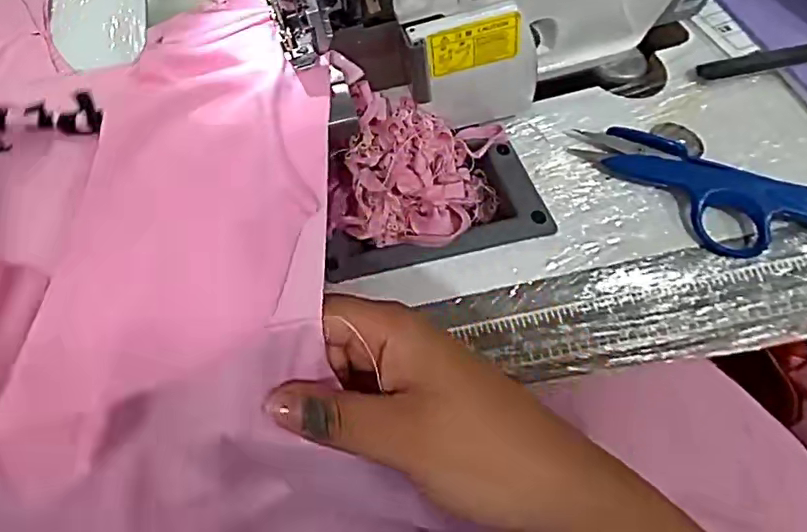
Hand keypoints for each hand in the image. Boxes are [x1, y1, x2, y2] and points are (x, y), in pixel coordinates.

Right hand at [266, 295, 698, 531]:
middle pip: (330, 341)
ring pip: (347, 371)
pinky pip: (369, 394)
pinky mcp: (419, 396)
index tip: (244, 367)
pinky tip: (324, 437)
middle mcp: (397, 335)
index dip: (284, 337)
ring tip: (282, 427)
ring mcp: (409, 367)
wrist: (561, 493)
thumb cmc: (479, 449)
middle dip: (299, 372)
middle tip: (257, 409)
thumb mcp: (399, 435)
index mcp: (391, 325)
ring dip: (321, 398)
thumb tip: (269, 399)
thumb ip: (332, 416)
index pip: (321, 313)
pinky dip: (346, 413)